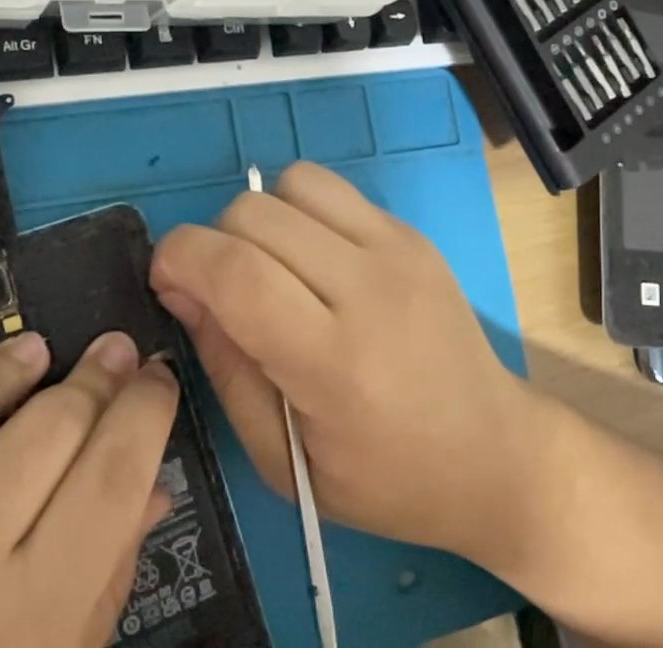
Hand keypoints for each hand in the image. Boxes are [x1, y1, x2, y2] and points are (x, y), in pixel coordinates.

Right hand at [149, 162, 545, 561]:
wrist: (496, 458)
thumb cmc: (382, 479)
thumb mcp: (279, 458)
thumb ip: (222, 366)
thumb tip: (180, 288)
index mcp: (334, 363)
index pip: (236, 271)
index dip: (178, 259)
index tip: (166, 283)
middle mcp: (370, 291)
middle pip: (252, 214)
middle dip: (210, 244)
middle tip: (220, 292)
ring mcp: (398, 251)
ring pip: (287, 184)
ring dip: (255, 220)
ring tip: (266, 269)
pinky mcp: (411, 233)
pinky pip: (325, 186)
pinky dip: (295, 211)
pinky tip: (308, 259)